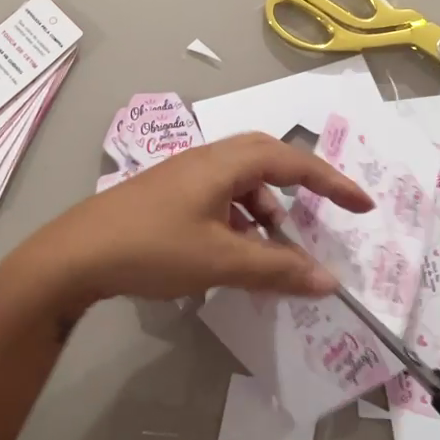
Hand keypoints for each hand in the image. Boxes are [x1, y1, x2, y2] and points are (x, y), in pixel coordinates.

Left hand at [15, 133, 373, 305]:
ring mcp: (184, 175)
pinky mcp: (169, 194)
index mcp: (223, 162)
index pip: (291, 162)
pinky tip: (234, 252)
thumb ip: (276, 269)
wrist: (77, 253)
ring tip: (272, 249)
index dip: (331, 182)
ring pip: (241, 181)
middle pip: (266, 159)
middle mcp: (207, 159)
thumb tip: (328, 279)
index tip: (363, 206)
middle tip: (325, 213)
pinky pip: (220, 197)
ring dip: (265, 209)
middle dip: (300, 185)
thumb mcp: (220, 260)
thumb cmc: (152, 247)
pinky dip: (239, 219)